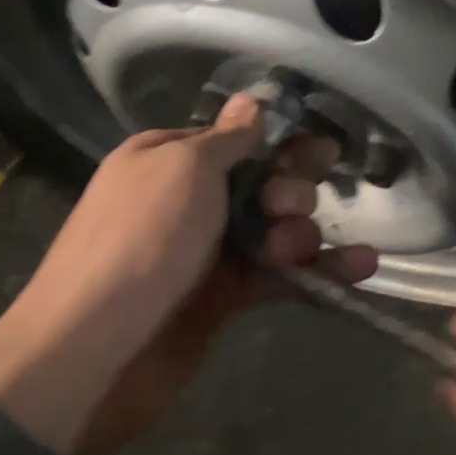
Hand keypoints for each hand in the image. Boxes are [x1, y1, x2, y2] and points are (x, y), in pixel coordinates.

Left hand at [0, 93, 378, 454]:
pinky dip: (316, 272)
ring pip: (276, 228)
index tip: (318, 149)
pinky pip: (278, 275)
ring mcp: (207, 250)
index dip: (279, 143)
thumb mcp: (184, 169)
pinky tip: (361, 267)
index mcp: (169, 159)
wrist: (93, 352)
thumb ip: (228, 138)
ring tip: (295, 249)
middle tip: (289, 206)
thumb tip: (250, 102)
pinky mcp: (223, 298)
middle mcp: (189, 200)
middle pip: (264, 182)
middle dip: (291, 188)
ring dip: (302, 232)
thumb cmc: (141, 240)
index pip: (237, 139)